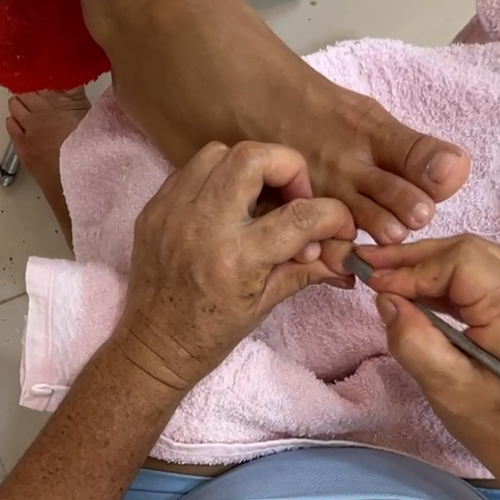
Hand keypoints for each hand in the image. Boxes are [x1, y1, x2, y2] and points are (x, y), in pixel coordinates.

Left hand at [114, 141, 354, 389]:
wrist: (154, 345)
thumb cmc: (210, 332)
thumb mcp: (264, 303)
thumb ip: (305, 269)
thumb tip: (346, 253)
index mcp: (236, 261)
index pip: (299, 216)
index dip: (331, 215)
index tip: (338, 225)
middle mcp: (203, 229)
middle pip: (254, 158)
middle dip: (287, 168)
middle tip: (293, 197)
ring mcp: (173, 215)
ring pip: (219, 153)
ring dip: (248, 167)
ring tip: (258, 199)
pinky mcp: (154, 211)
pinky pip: (190, 171)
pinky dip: (215, 178)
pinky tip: (226, 206)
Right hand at [356, 236, 499, 465]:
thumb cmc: (497, 425)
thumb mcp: (445, 386)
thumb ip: (412, 338)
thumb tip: (387, 299)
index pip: (458, 261)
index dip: (410, 268)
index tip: (372, 282)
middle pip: (469, 250)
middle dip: (416, 258)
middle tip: (370, 263)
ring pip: (477, 259)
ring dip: (430, 265)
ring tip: (388, 274)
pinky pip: (487, 276)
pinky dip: (449, 280)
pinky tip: (420, 292)